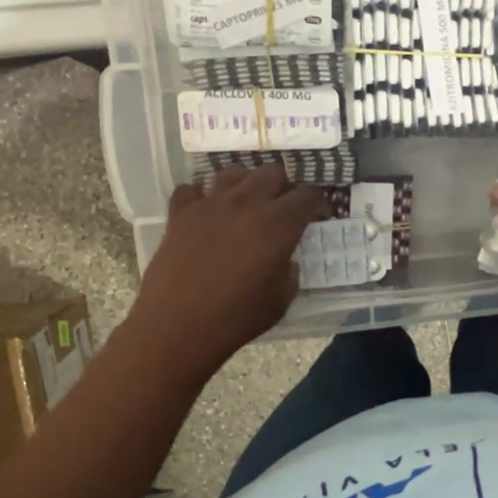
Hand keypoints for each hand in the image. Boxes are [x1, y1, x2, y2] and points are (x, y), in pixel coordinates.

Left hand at [133, 164, 330, 355]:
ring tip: (246, 203)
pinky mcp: (180, 213)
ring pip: (234, 172)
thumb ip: (289, 271)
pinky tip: (205, 212)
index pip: (308, 195)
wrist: (178, 325)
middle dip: (283, 186)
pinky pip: (191, 189)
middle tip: (283, 208)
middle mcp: (246, 203)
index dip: (319, 203)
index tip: (319, 216)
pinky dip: (201, 196)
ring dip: (246, 183)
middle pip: (272, 172)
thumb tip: (286, 260)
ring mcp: (210, 204)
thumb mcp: (281, 299)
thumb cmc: (237, 317)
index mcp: (278, 224)